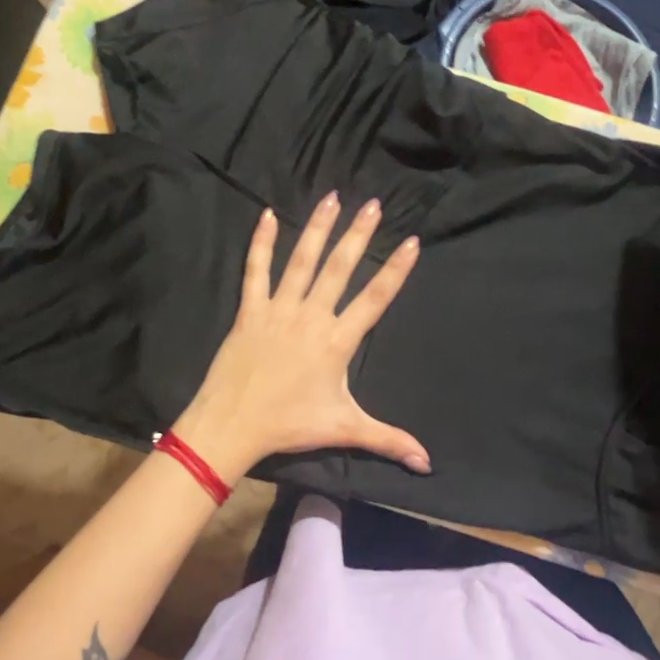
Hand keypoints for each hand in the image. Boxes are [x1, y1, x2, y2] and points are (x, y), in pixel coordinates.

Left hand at [170, 193, 429, 482]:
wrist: (232, 425)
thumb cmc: (288, 425)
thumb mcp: (344, 429)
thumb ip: (388, 439)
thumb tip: (427, 462)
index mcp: (337, 340)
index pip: (375, 298)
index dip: (395, 269)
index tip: (411, 241)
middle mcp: (311, 316)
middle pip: (340, 267)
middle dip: (359, 234)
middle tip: (374, 204)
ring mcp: (278, 309)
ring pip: (302, 260)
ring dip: (318, 228)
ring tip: (332, 197)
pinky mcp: (250, 309)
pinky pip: (256, 269)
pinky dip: (261, 242)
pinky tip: (267, 215)